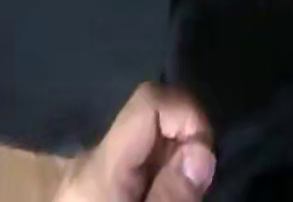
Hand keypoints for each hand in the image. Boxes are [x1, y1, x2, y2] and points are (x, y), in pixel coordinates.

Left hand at [55, 83, 214, 201]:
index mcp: (98, 165)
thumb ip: (172, 195)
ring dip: (171, 153)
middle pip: (146, 116)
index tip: (208, 153)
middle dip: (182, 136)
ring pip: (140, 136)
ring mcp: (85, 169)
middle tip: (200, 180)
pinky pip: (131, 157)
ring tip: (186, 186)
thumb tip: (203, 150)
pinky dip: (155, 166)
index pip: (147, 100)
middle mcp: (87, 156)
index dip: (187, 113)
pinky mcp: (90, 184)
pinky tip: (165, 188)